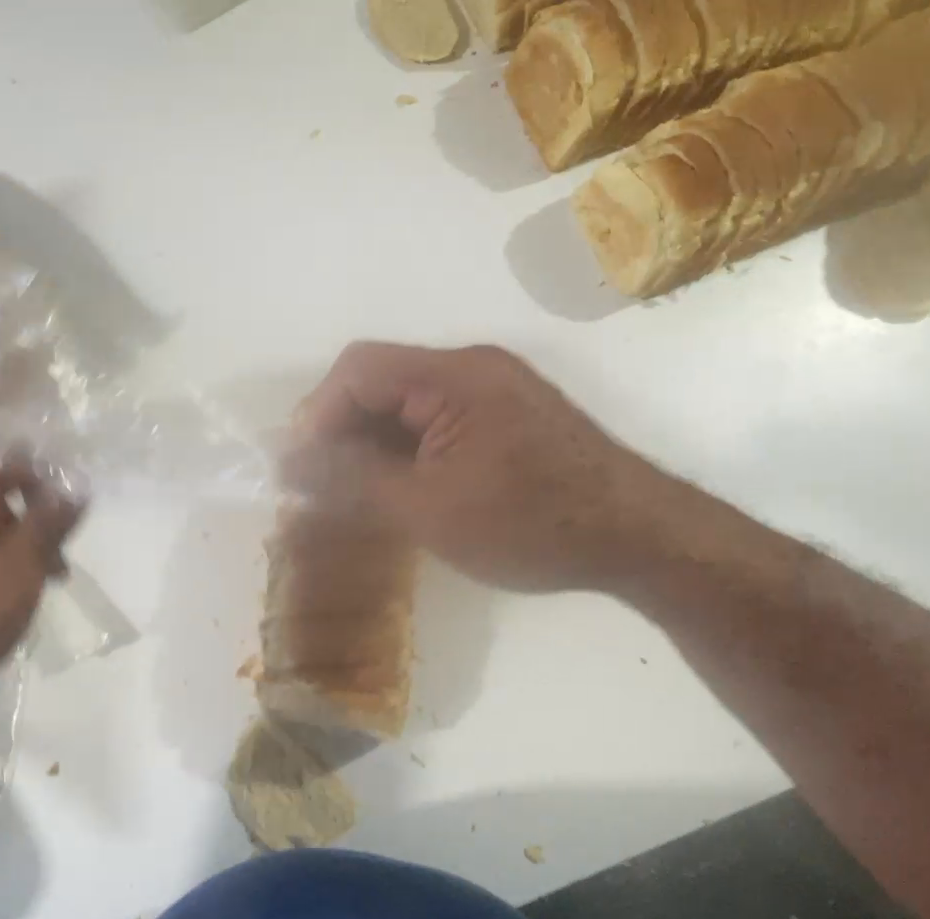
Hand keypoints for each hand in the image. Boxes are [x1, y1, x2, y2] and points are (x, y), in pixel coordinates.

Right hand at [287, 343, 670, 592]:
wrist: (639, 539)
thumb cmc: (529, 524)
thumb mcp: (427, 509)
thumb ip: (352, 479)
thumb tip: (290, 462)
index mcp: (452, 376)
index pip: (358, 370)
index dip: (316, 415)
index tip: (297, 471)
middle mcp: (473, 368)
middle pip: (381, 382)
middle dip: (339, 432)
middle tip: (317, 489)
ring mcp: (495, 391)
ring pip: (407, 405)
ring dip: (371, 444)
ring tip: (350, 496)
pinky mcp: (509, 418)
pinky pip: (437, 422)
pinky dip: (406, 451)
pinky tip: (396, 491)